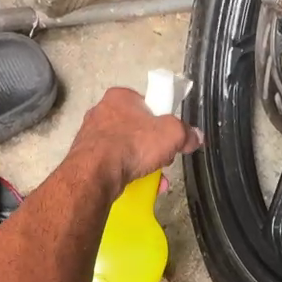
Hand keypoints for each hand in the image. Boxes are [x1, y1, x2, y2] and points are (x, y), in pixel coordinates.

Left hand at [71, 87, 202, 185]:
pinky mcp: (85, 158)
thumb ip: (186, 133)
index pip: (146, 103)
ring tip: (155, 178)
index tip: (168, 136)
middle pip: (136, 128)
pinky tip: (138, 184)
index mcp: (120, 97)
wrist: (96, 173)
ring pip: (125, 149)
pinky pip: (113, 164)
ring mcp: (90, 136)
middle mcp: (101, 112)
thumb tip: (196, 137)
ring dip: (142, 163)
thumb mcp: (172, 134)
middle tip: (163, 159)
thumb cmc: (133, 144)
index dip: (161, 120)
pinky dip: (127, 173)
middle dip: (152, 146)